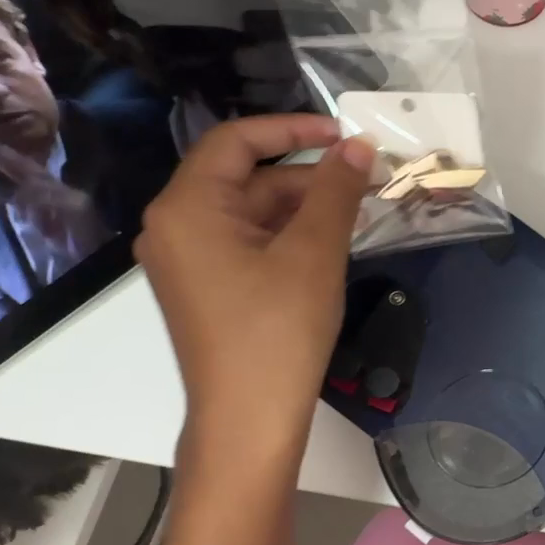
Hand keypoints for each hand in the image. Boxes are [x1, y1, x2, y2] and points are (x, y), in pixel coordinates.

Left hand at [136, 115, 373, 458]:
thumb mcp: (314, 254)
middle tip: (367, 181)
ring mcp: (190, 260)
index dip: (293, 129)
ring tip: (360, 214)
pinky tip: (331, 245)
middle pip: (246, 179)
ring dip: (304, 208)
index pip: (236, 143)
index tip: (346, 135)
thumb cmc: (277, 329)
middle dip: (308, 176)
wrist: (248, 415)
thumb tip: (360, 146)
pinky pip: (250, 242)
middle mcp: (177, 226)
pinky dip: (290, 235)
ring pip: (252, 213)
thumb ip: (337, 193)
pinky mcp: (209, 288)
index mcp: (188, 208)